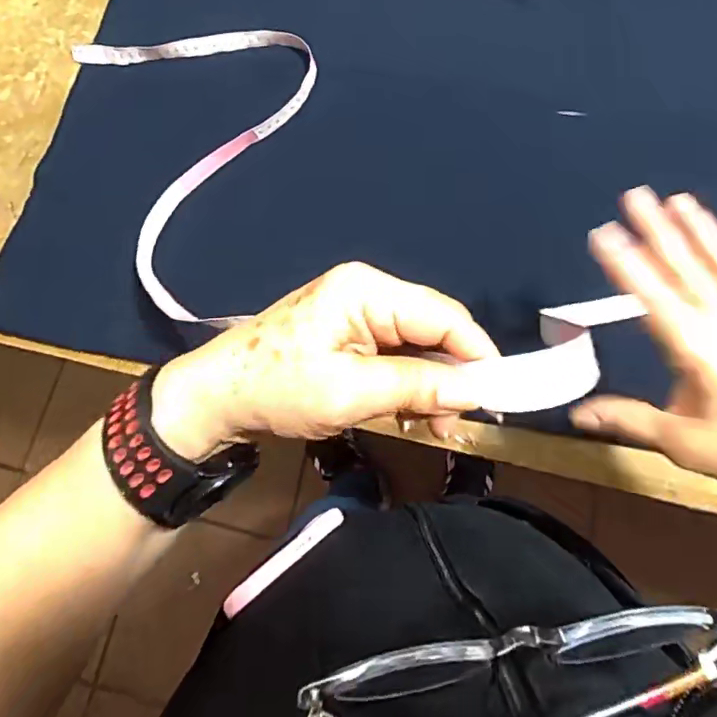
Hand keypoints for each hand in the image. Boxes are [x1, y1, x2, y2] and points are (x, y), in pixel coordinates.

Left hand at [149, 262, 499, 459]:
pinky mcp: (345, 331)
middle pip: (432, 327)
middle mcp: (364, 290)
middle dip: (452, 375)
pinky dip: (405, 382)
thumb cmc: (276, 388)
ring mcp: (353, 309)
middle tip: (458, 423)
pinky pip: (392, 352)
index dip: (478, 355)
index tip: (498, 398)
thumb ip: (417, 387)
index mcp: (364, 290)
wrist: (218, 394)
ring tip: (431, 426)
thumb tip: (477, 390)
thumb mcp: (350, 393)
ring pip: (416, 343)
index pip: (443, 315)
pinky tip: (407, 412)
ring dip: (429, 384)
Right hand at [572, 187, 716, 546]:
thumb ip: (630, 419)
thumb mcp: (684, 444)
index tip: (605, 234)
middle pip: (690, 272)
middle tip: (635, 197)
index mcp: (704, 355)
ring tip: (678, 201)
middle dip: (660, 231)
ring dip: (700, 233)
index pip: (658, 301)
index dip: (628, 266)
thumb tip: (577, 413)